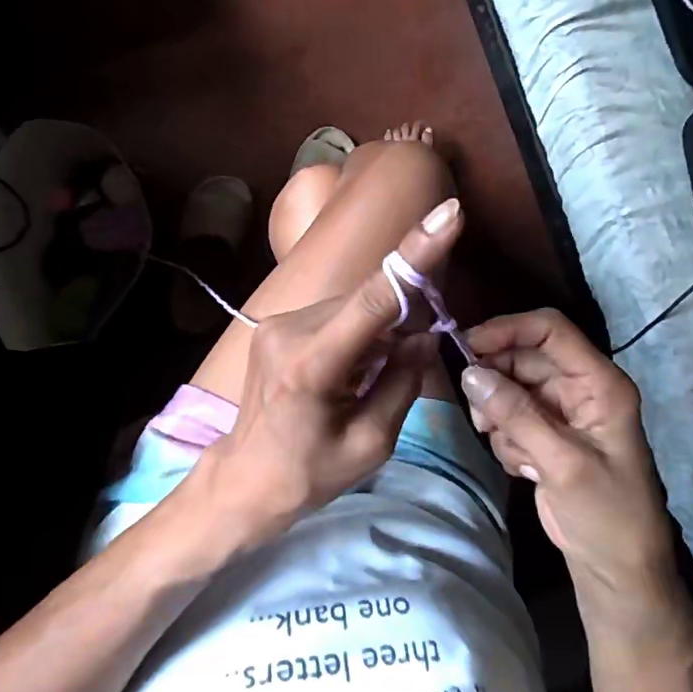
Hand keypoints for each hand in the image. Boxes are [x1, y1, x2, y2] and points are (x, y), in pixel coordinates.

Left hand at [185, 198, 464, 543]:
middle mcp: (289, 329)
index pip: (372, 299)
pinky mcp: (275, 324)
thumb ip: (401, 382)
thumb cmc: (309, 473)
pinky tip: (346, 371)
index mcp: (312, 364)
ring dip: (374, 330)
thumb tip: (423, 336)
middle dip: (398, 319)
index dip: (414, 255)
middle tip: (407, 361)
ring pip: (350, 306)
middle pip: (365, 301)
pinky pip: (332, 315)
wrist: (245, 478)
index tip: (447, 213)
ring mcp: (277, 323)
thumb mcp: (370, 442)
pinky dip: (354, 333)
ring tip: (363, 381)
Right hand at [460, 310, 692, 651]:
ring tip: (511, 450)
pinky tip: (521, 466)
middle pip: (522, 356)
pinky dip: (503, 435)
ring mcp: (559, 411)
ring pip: (508, 385)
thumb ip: (516, 415)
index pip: (550, 330)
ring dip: (497, 414)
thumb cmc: (607, 514)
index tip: (467, 346)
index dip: (508, 329)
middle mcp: (579, 388)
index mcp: (599, 383)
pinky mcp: (543, 433)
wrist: (616, 569)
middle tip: (478, 414)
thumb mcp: (563, 463)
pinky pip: (507, 414)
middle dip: (495, 381)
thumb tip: (470, 372)